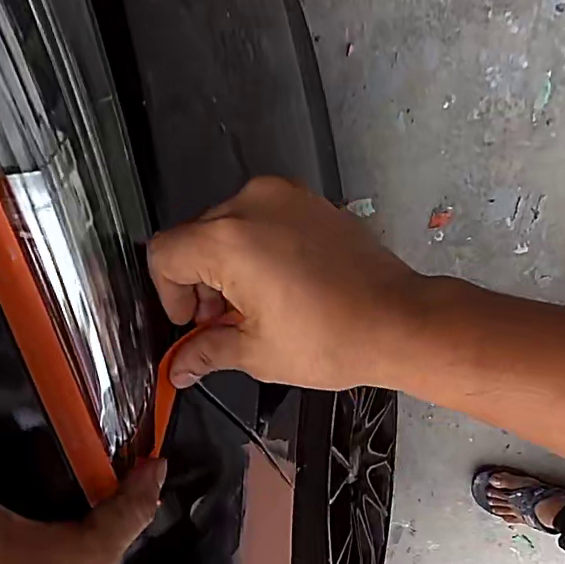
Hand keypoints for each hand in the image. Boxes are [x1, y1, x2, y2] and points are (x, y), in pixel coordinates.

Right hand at [147, 176, 429, 389]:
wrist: (400, 323)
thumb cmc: (336, 339)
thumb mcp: (260, 354)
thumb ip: (209, 352)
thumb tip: (181, 365)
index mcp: (229, 239)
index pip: (164, 255)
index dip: (168, 295)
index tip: (189, 323)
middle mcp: (254, 204)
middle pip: (198, 239)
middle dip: (202, 285)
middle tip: (224, 326)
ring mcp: (287, 198)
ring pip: (232, 228)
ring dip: (230, 269)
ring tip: (256, 311)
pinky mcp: (313, 204)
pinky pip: (267, 221)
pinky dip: (260, 251)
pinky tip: (282, 290)